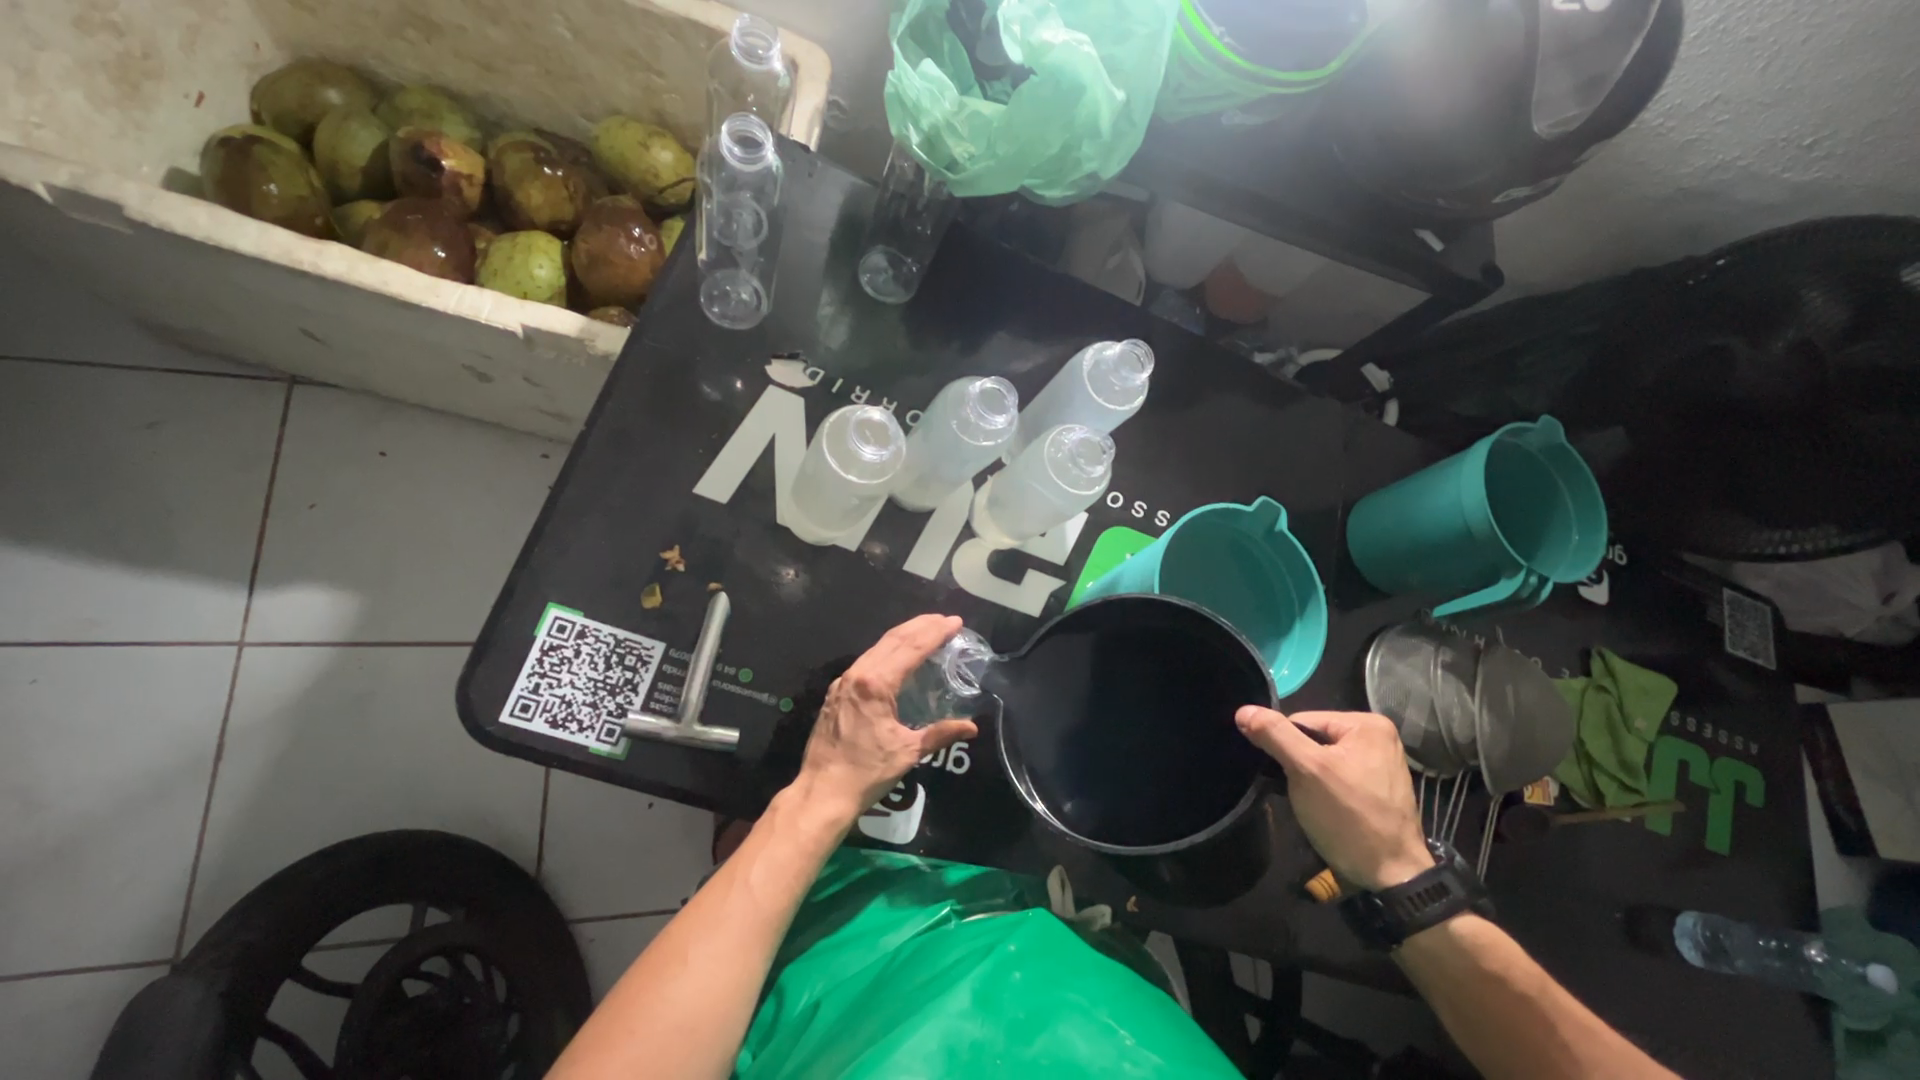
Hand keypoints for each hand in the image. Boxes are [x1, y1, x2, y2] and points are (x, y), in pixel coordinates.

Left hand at [794, 615, 978, 822]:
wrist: (822, 792)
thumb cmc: (866, 772)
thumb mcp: (908, 752)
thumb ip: (940, 734)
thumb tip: (971, 727)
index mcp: (875, 685)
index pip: (911, 648)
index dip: (935, 633)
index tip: (954, 622)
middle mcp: (857, 675)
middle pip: (893, 640)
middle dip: (920, 626)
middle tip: (944, 620)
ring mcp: (843, 683)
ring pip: (877, 648)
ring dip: (903, 636)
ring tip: (925, 630)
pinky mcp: (836, 693)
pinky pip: (866, 662)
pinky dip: (887, 651)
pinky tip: (897, 657)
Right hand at [1237, 707, 1431, 890]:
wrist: (1390, 875)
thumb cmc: (1349, 817)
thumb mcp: (1306, 770)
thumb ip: (1274, 735)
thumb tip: (1243, 710)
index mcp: (1366, 723)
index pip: (1301, 721)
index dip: (1284, 747)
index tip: (1286, 775)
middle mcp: (1377, 737)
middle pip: (1312, 740)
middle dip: (1296, 764)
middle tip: (1297, 792)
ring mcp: (1379, 764)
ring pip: (1321, 760)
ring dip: (1306, 779)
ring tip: (1308, 803)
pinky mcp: (1375, 788)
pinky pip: (1335, 777)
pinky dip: (1321, 789)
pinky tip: (1322, 808)